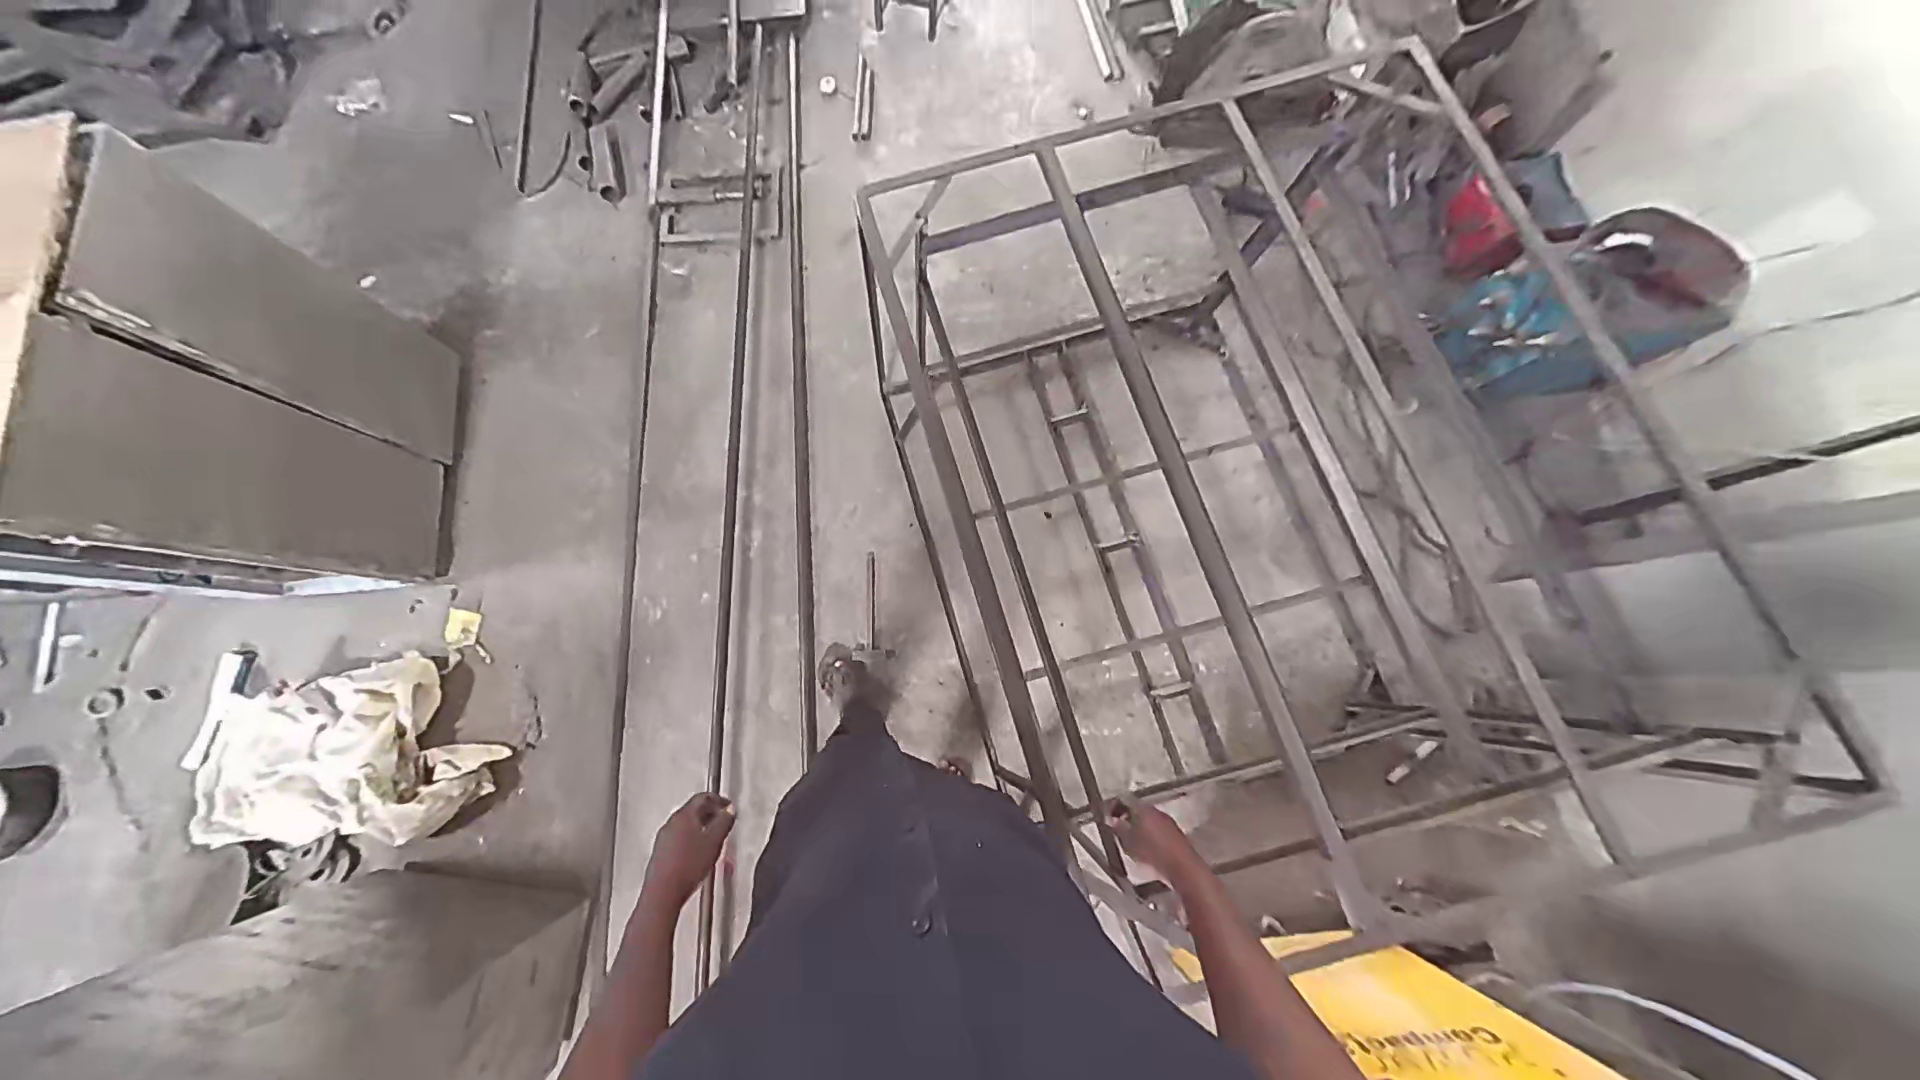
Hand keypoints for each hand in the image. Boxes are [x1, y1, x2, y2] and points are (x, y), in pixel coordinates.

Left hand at [642, 792, 734, 906]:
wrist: (663, 894)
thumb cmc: (687, 867)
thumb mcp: (715, 840)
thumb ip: (724, 821)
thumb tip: (729, 811)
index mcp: (684, 816)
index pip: (703, 797)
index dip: (719, 799)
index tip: (727, 805)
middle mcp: (670, 824)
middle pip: (693, 810)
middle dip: (710, 813)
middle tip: (722, 818)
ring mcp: (663, 840)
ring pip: (685, 826)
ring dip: (701, 827)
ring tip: (713, 838)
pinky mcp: (660, 855)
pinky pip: (678, 840)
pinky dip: (691, 840)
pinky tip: (698, 853)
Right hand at [1105, 799, 1202, 883]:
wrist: (1183, 868)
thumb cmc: (1152, 853)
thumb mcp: (1129, 843)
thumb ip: (1119, 829)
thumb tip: (1113, 820)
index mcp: (1143, 808)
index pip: (1125, 799)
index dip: (1114, 806)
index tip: (1108, 816)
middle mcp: (1156, 811)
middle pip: (1138, 808)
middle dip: (1127, 816)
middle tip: (1118, 828)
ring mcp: (1168, 822)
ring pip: (1149, 819)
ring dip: (1139, 826)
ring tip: (1131, 840)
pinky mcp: (1176, 835)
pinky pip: (1158, 829)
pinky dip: (1150, 834)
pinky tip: (1147, 847)